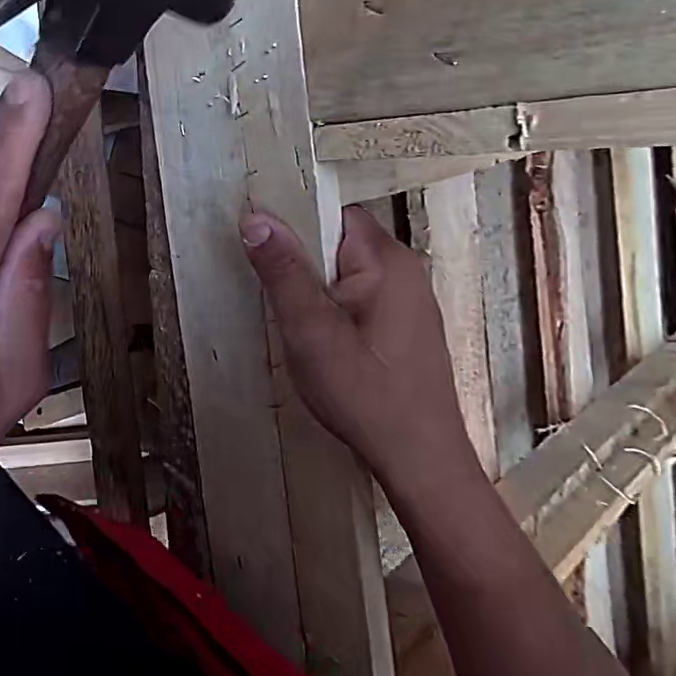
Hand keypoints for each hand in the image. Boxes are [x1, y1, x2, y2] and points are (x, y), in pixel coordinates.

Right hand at [239, 206, 477, 484]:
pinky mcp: (408, 324)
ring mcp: (411, 298)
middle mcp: (405, 269)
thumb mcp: (310, 331)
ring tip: (300, 324)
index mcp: (385, 260)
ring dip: (318, 289)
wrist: (420, 461)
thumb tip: (254, 217)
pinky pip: (362, 295)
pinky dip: (337, 308)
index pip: (331, 213)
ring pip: (347, 270)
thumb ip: (283, 271)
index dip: (296, 226)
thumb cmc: (364, 394)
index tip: (266, 253)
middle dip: (304, 263)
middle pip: (338, 240)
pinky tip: (326, 342)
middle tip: (281, 299)